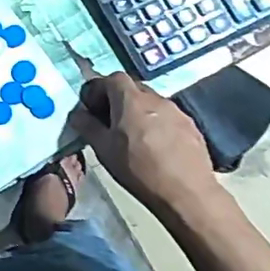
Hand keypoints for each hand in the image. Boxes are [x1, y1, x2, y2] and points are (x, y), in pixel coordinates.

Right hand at [69, 73, 220, 214]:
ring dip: (138, 113)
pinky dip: (157, 125)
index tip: (92, 108)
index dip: (99, 89)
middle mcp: (156, 98)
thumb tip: (78, 114)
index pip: (112, 78)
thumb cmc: (138, 169)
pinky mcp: (191, 126)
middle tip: (110, 122)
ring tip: (133, 137)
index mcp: (131, 100)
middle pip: (133, 88)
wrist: (186, 192)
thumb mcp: (104, 150)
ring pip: (151, 103)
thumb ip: (88, 127)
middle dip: (118, 100)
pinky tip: (156, 148)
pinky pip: (168, 117)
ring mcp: (177, 111)